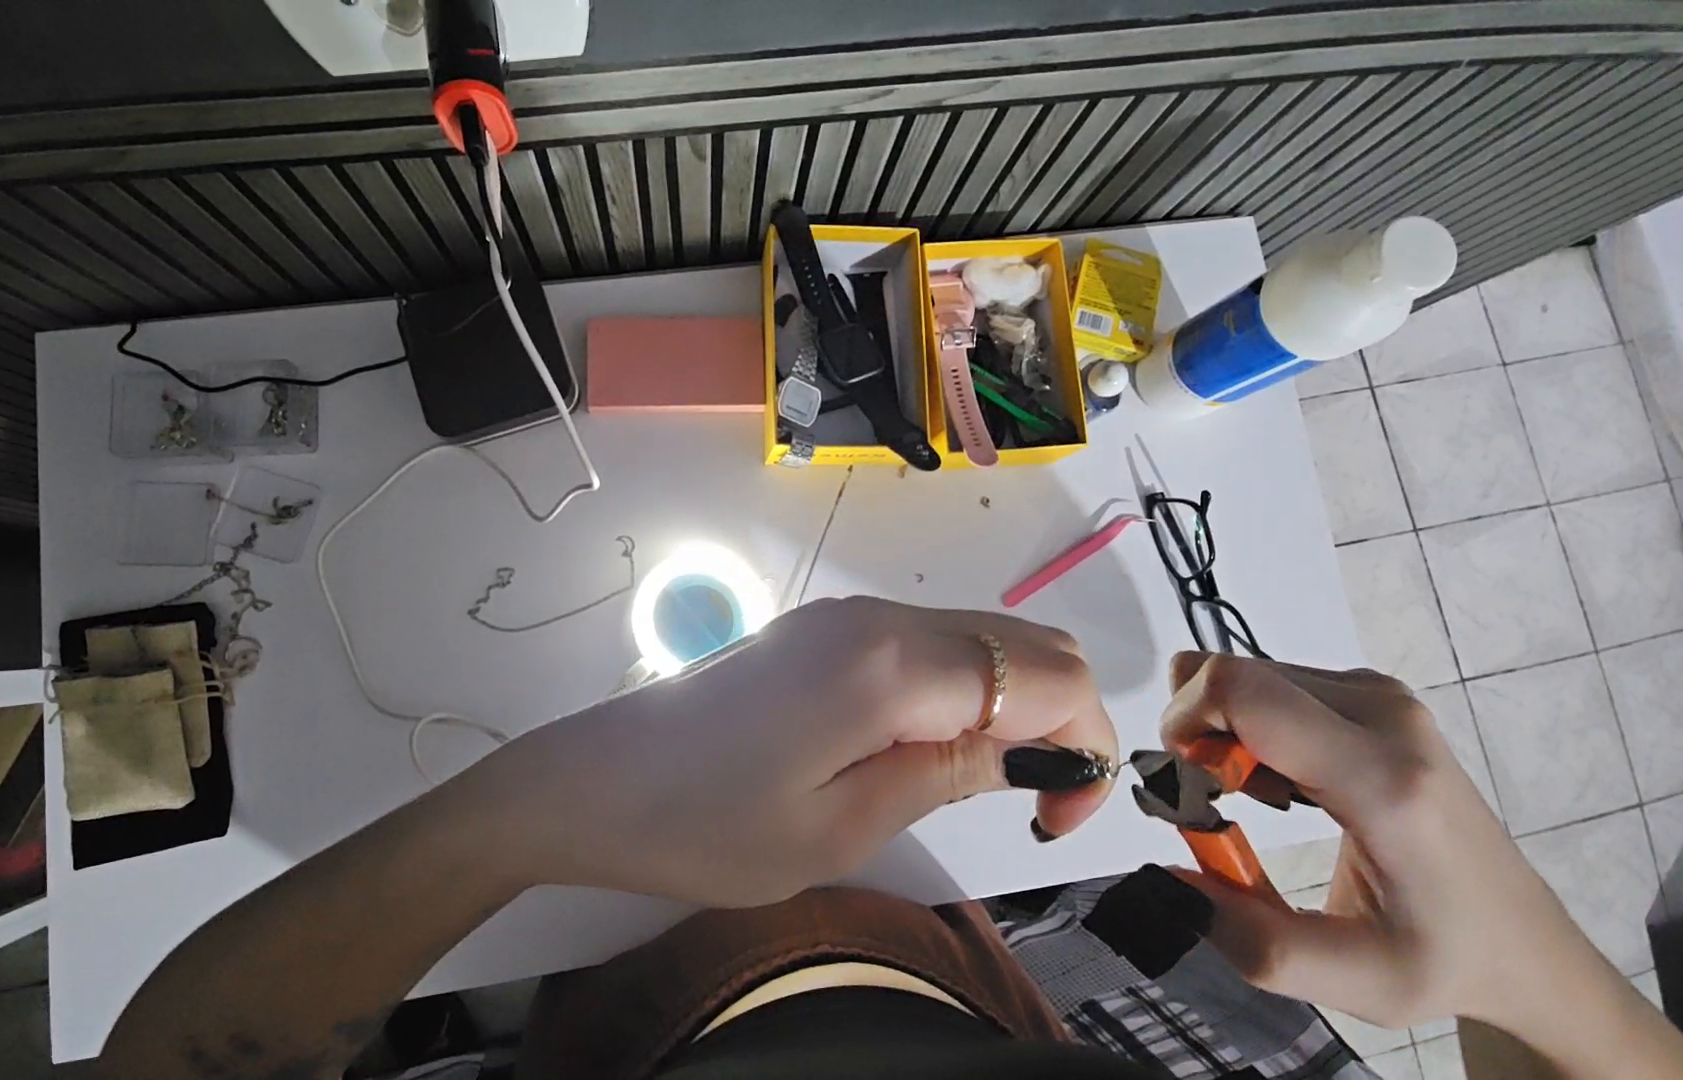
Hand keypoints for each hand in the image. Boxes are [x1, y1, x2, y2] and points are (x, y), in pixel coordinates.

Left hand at [445, 596, 1118, 907]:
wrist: (596, 780)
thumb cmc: (708, 825)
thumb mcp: (840, 828)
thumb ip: (948, 771)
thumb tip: (1038, 746)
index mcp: (893, 664)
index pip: (1049, 675)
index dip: (1086, 745)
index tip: (1057, 817)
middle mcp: (880, 616)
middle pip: (1023, 642)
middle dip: (1058, 718)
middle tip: (1027, 800)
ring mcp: (846, 615)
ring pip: (978, 637)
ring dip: (1009, 702)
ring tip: (972, 781)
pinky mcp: (821, 627)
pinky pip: (926, 642)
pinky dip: (960, 688)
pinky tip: (921, 745)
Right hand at [1159, 652, 1611, 1032]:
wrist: (1526, 942)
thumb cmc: (1443, 960)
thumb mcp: (1349, 979)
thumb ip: (1246, 938)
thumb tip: (1161, 879)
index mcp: (1382, 780)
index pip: (1241, 691)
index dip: (1184, 723)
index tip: (1190, 783)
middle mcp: (1383, 715)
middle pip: (1229, 674)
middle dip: (1195, 732)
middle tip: (1218, 796)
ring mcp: (1380, 696)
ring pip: (1240, 676)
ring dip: (1220, 731)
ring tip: (1257, 794)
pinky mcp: (1370, 692)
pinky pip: (1265, 682)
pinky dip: (1246, 724)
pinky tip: (1281, 780)